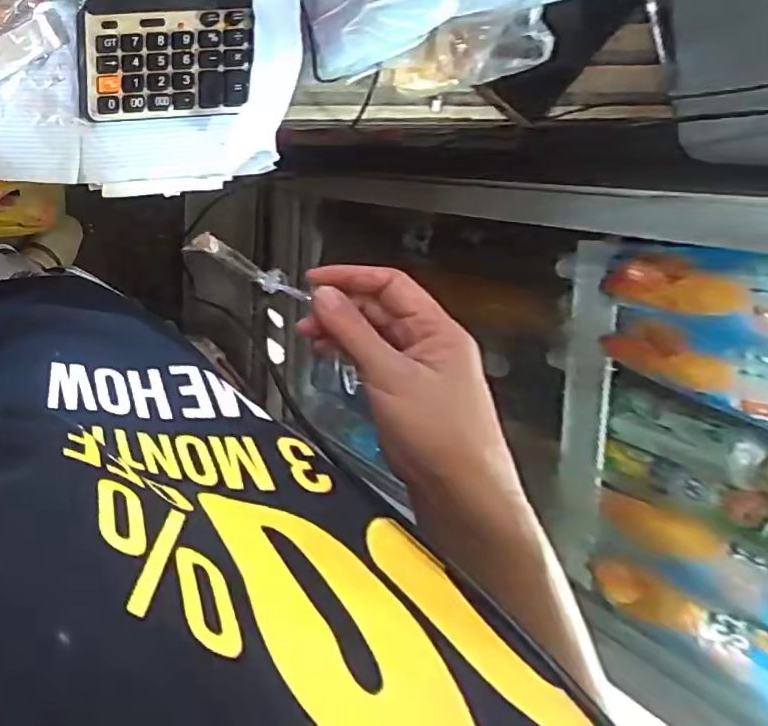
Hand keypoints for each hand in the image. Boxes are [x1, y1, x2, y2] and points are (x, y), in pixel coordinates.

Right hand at [295, 265, 519, 502]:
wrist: (460, 490)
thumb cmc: (442, 436)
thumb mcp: (389, 374)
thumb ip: (352, 330)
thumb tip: (325, 295)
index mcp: (438, 331)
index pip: (390, 284)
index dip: (350, 276)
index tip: (315, 280)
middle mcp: (428, 343)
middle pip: (376, 307)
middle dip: (338, 306)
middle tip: (306, 315)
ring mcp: (415, 365)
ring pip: (369, 331)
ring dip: (337, 328)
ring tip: (310, 336)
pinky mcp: (401, 386)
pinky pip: (368, 353)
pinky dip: (344, 349)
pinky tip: (328, 354)